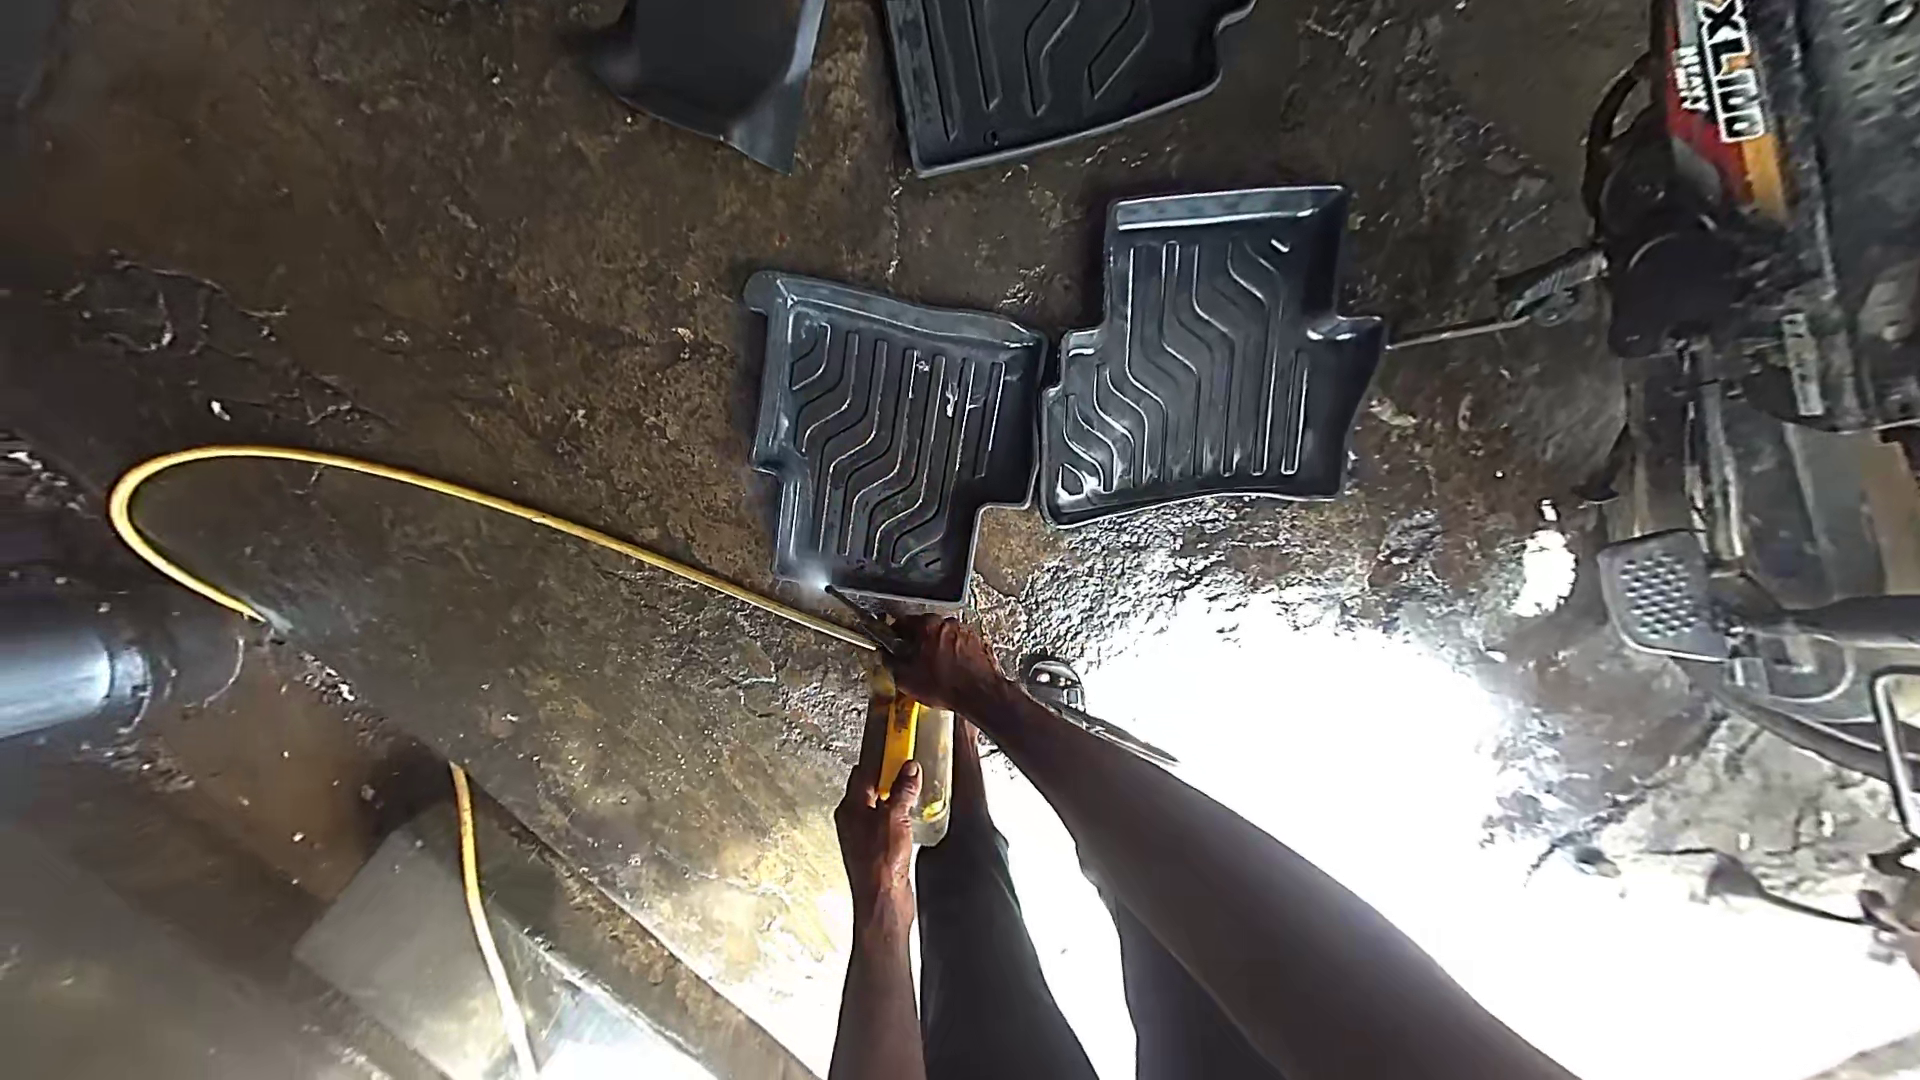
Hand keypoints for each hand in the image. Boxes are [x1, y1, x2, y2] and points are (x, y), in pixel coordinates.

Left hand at [835, 748, 921, 930]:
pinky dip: (899, 811)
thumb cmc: (881, 863)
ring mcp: (864, 835)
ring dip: (895, 793)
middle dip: (888, 774)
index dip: (878, 757)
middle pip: (870, 786)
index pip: (862, 772)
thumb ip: (903, 790)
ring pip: (880, 803)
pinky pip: (887, 820)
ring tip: (914, 783)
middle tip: (908, 762)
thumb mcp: (895, 817)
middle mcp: (853, 820)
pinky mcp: (877, 848)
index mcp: (850, 808)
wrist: (884, 903)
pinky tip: (914, 811)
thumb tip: (910, 768)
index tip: (894, 745)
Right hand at [888, 615, 1006, 712]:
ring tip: (936, 669)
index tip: (894, 643)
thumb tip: (886, 656)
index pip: (903, 622)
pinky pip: (961, 645)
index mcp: (926, 626)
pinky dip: (956, 654)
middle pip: (925, 627)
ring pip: (944, 636)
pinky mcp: (979, 642)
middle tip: (915, 660)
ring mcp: (965, 631)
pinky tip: (953, 671)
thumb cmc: (946, 685)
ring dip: (939, 647)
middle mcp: (947, 623)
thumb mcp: (906, 678)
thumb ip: (891, 662)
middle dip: (919, 642)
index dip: (895, 634)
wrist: (980, 695)